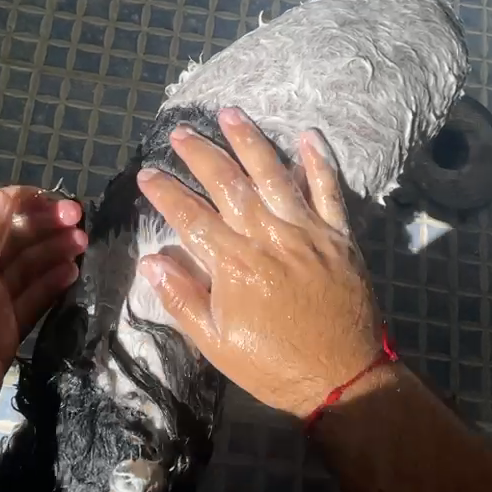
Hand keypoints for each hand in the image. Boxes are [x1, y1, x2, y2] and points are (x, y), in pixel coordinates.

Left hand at [0, 186, 85, 484]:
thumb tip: (2, 197)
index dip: (19, 203)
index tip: (57, 199)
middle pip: (10, 240)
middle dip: (43, 226)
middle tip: (80, 220)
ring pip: (24, 270)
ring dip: (52, 252)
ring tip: (83, 243)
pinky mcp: (1, 339)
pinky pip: (31, 303)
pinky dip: (51, 286)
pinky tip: (73, 274)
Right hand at [136, 107, 385, 417]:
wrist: (343, 378)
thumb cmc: (274, 364)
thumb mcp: (217, 345)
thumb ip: (182, 300)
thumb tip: (150, 261)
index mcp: (235, 265)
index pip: (191, 216)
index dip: (166, 191)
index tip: (148, 172)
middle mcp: (268, 237)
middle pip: (229, 184)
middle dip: (201, 154)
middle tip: (180, 132)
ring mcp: (306, 231)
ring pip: (273, 174)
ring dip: (249, 140)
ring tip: (229, 113)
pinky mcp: (337, 234)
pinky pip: (328, 190)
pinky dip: (318, 162)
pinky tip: (306, 136)